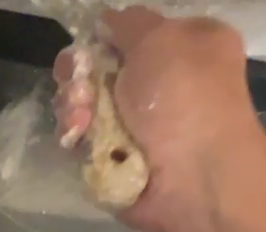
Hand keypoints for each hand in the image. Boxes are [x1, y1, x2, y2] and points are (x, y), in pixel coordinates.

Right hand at [53, 8, 265, 231]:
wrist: (191, 176)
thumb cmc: (185, 97)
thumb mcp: (160, 37)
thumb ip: (129, 23)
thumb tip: (105, 21)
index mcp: (183, 48)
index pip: (128, 37)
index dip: (100, 41)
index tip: (86, 48)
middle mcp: (159, 88)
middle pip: (98, 73)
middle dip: (78, 78)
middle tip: (79, 90)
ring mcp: (136, 128)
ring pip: (84, 110)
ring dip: (73, 110)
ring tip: (79, 122)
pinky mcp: (115, 163)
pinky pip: (82, 145)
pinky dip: (75, 141)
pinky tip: (78, 140)